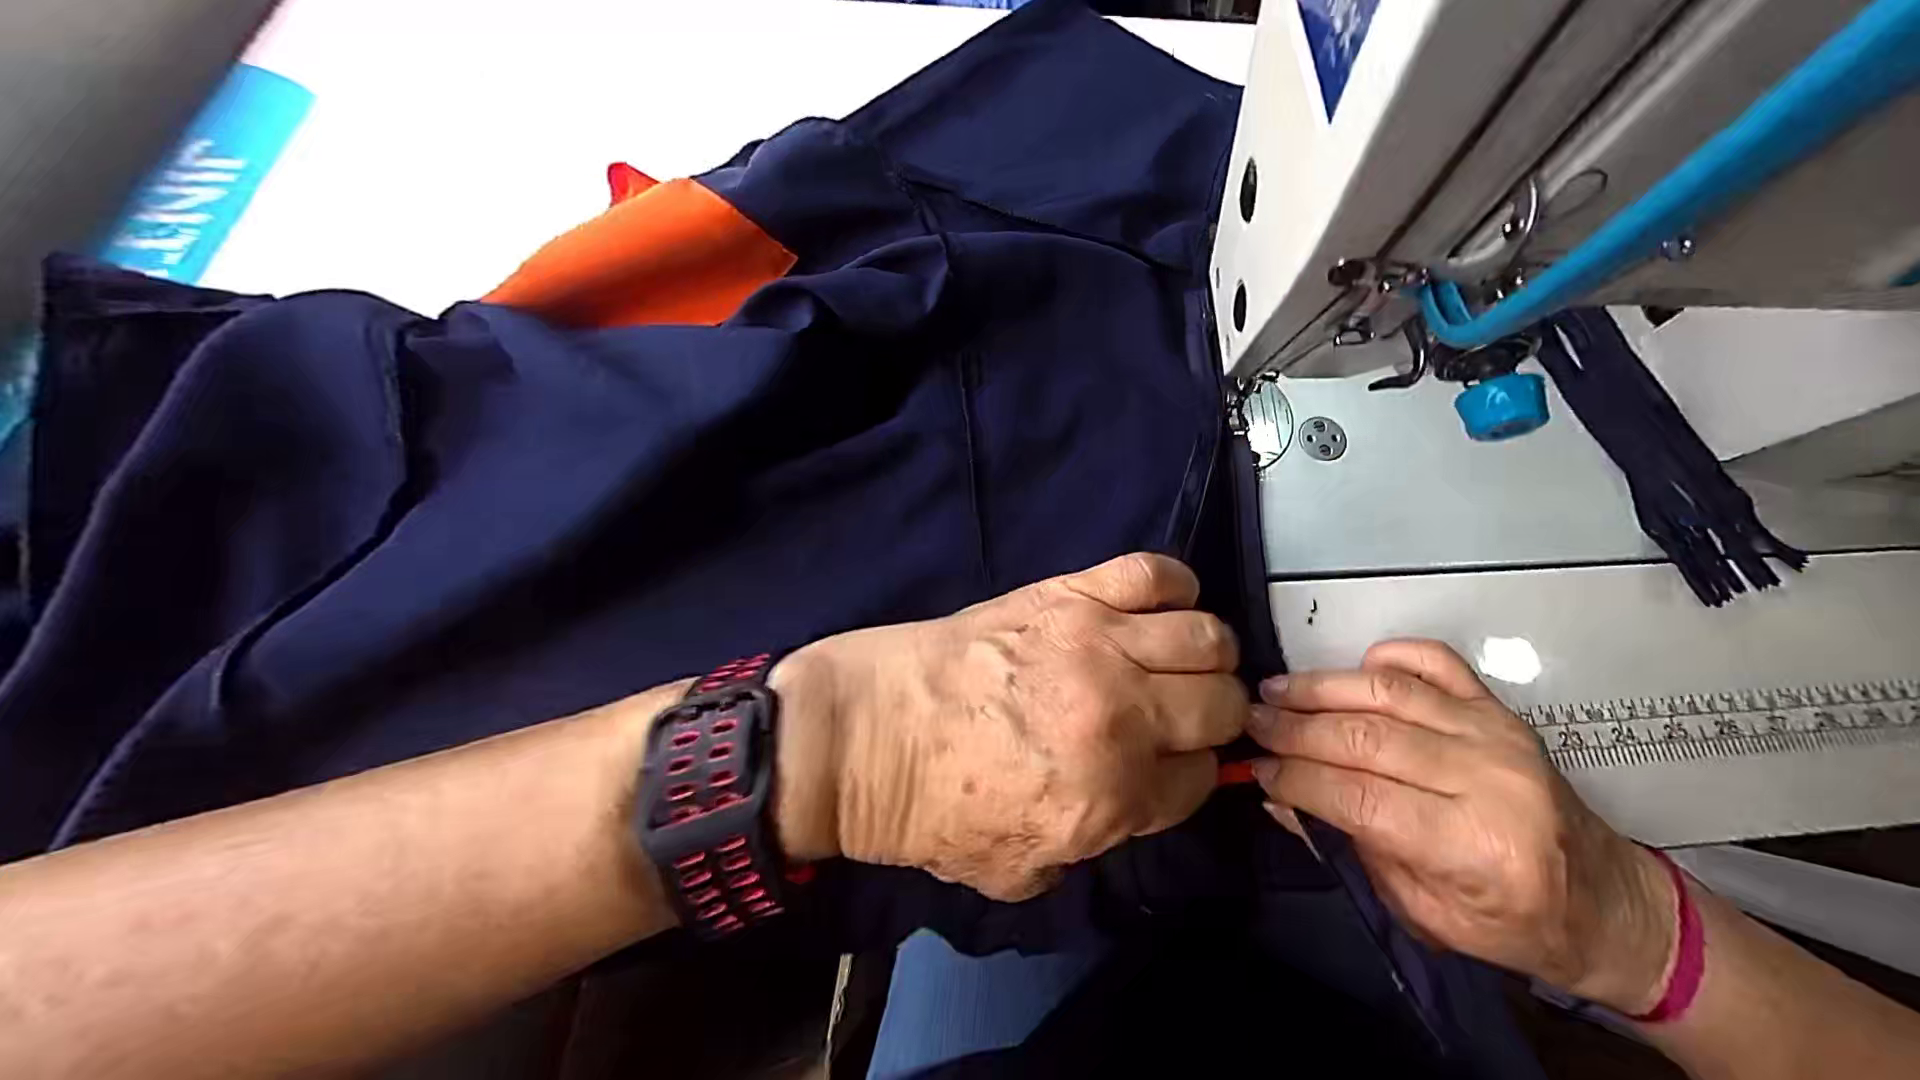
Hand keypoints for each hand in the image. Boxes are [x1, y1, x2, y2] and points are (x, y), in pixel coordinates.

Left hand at [771, 553, 1245, 900]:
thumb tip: (1131, 797)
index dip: (1189, 773)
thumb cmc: (931, 809)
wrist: (867, 731)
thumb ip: (1093, 845)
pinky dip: (1173, 586)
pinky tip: (1156, 606)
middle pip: (1224, 702)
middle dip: (1212, 714)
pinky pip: (1153, 572)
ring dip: (1201, 654)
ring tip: (1166, 659)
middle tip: (1175, 711)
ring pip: (1207, 635)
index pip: (1203, 778)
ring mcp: (1097, 643)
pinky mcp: (1066, 594)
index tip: (1167, 763)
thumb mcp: (1020, 873)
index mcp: (1115, 796)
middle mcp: (1123, 715)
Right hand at [1244, 639, 1677, 1013]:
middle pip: (1365, 737)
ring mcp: (1497, 734)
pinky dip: (1386, 656)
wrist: (1611, 903)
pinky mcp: (1500, 710)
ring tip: (1276, 690)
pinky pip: (1435, 662)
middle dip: (1294, 727)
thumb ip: (1349, 848)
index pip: (1357, 796)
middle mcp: (1489, 779)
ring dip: (1321, 687)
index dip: (1295, 778)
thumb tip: (1277, 798)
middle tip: (1250, 720)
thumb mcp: (1421, 912)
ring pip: (1388, 692)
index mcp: (1474, 846)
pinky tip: (1351, 669)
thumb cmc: (1511, 921)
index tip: (1255, 767)